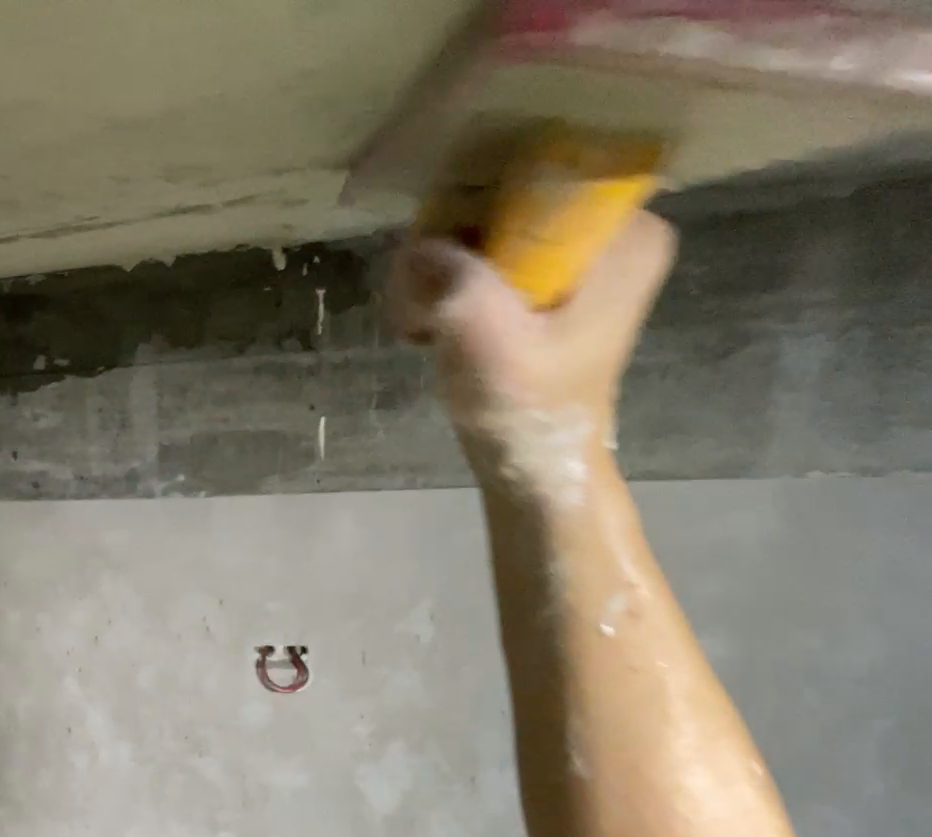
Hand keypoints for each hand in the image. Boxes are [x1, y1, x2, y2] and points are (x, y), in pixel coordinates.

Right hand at [389, 213, 676, 497]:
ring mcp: (569, 260)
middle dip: (445, 246)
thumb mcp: (492, 346)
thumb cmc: (530, 409)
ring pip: (479, 232)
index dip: (474, 199)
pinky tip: (426, 324)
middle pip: (503, 201)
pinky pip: (476, 260)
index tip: (432, 249)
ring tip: (418, 322)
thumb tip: (417, 246)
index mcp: (621, 235)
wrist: (535, 462)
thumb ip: (459, 288)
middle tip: (417, 301)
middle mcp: (603, 233)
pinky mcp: (539, 285)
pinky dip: (442, 289)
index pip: (539, 172)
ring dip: (433, 274)